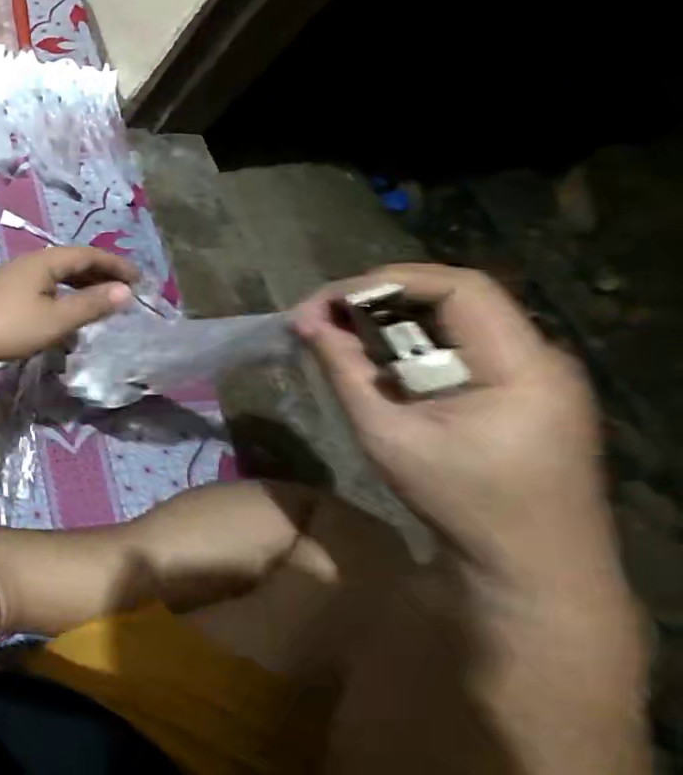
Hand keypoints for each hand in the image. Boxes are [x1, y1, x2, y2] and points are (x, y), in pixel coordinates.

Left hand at [0, 247, 135, 367]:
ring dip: (80, 283)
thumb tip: (125, 290)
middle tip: (125, 288)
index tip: (140, 279)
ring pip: (54, 274)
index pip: (86, 254)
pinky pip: (41, 285)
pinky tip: (64, 310)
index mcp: (42, 262)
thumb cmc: (9, 326)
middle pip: (70, 261)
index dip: (115, 264)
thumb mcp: (57, 319)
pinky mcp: (0, 293)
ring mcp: (10, 277)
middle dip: (100, 272)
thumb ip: (92, 304)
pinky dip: (61, 292)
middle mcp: (26, 263)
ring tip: (100, 299)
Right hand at [294, 264, 618, 595]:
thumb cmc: (461, 500)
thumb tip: (305, 321)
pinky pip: (460, 343)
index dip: (386, 280)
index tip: (327, 301)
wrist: (534, 565)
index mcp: (524, 367)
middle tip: (320, 314)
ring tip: (335, 331)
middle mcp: (540, 358)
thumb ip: (345, 370)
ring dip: (389, 316)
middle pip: (456, 295)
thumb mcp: (386, 434)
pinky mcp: (523, 390)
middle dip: (378, 294)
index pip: (460, 287)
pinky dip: (408, 339)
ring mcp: (536, 374)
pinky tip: (372, 357)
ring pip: (454, 317)